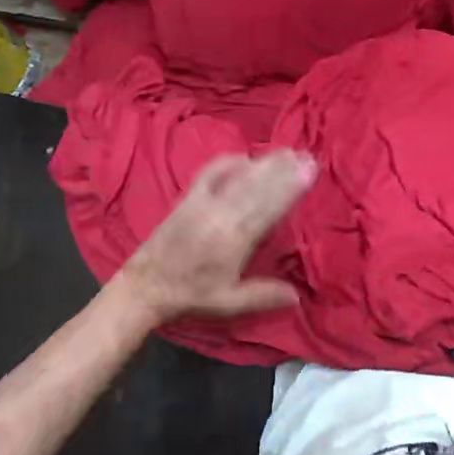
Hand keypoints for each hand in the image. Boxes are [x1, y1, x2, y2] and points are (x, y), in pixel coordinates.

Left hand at [111, 151, 315, 324]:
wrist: (145, 287)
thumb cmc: (191, 296)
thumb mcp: (228, 303)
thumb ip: (263, 296)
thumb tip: (298, 297)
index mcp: (234, 240)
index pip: (269, 207)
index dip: (290, 187)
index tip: (309, 171)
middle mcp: (221, 216)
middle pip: (258, 187)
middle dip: (283, 170)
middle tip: (305, 155)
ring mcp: (203, 203)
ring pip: (239, 178)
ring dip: (263, 163)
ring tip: (284, 151)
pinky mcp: (187, 198)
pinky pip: (210, 173)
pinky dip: (228, 162)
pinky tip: (244, 156)